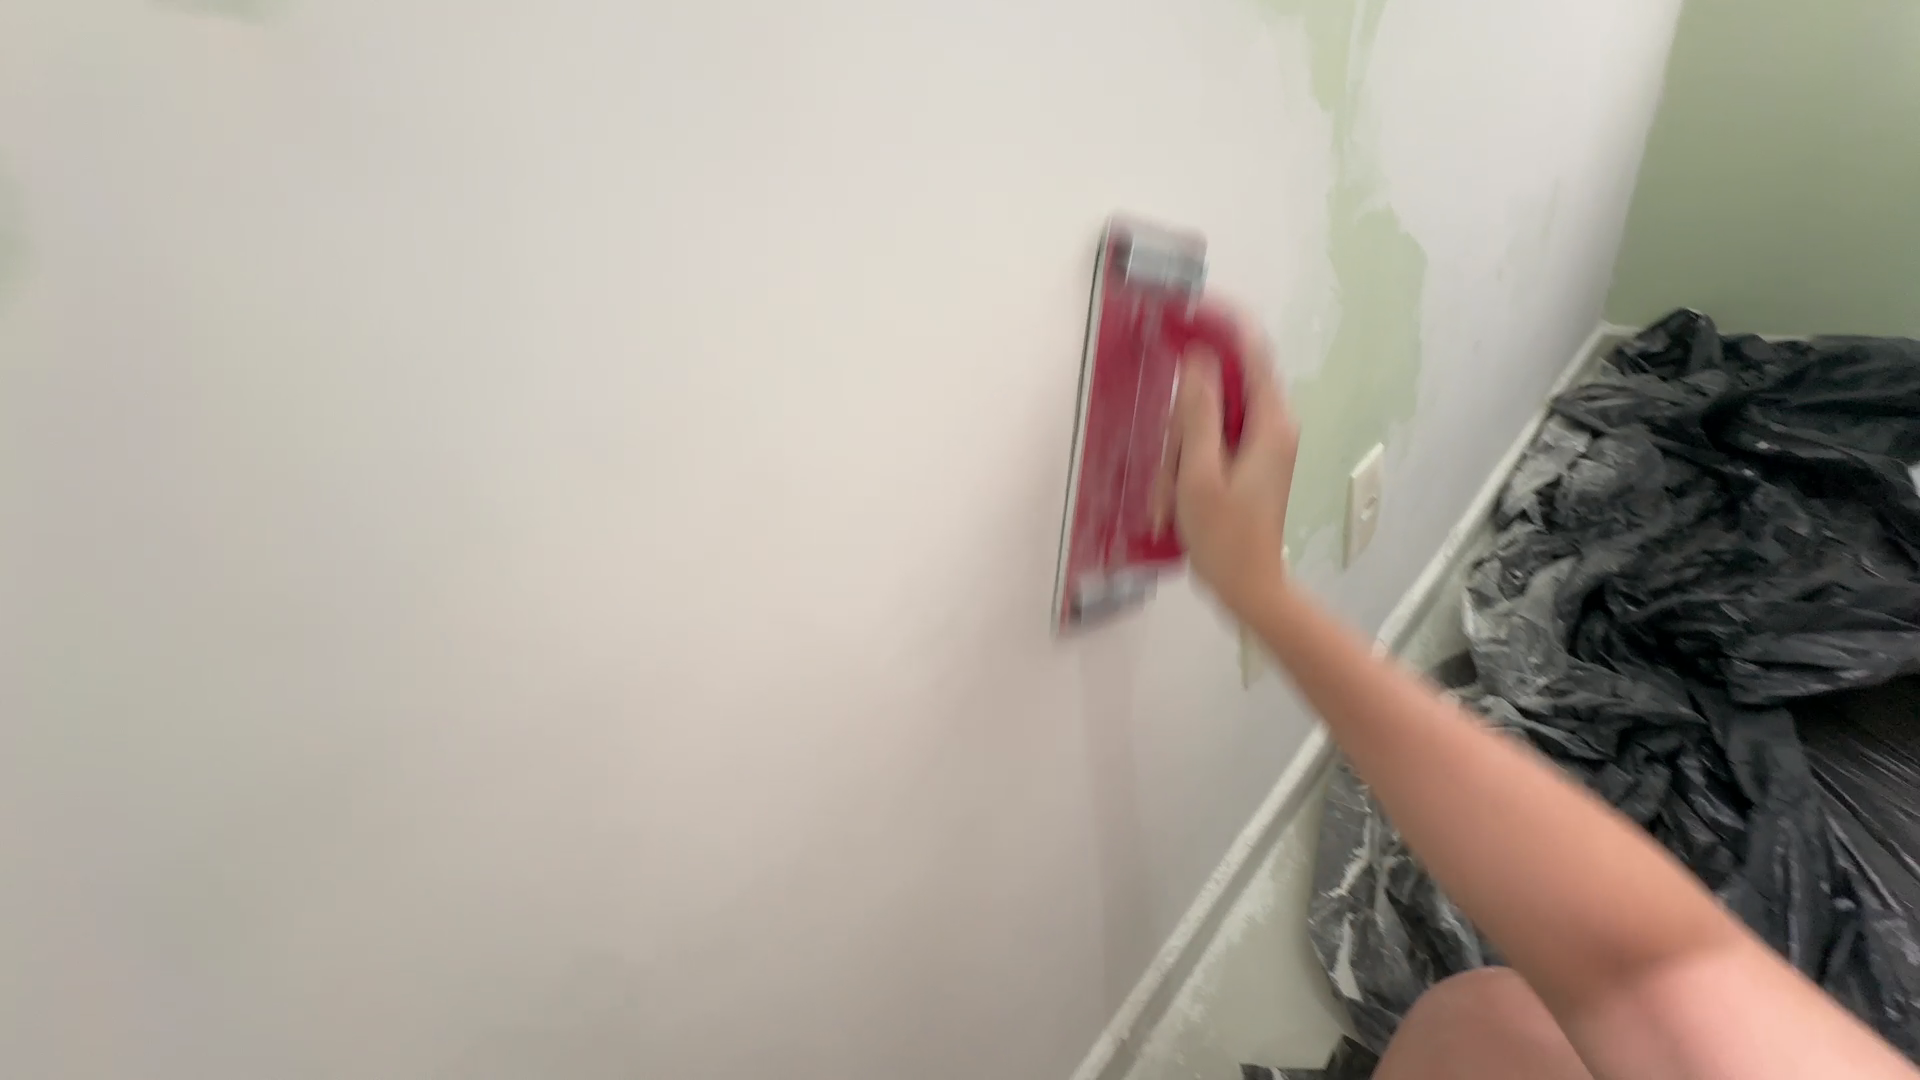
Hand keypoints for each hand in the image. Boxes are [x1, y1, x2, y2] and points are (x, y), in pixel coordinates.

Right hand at [1160, 312, 1298, 618]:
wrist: (1248, 587)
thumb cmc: (1224, 536)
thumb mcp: (1200, 473)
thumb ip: (1198, 413)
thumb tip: (1198, 359)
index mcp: (1270, 423)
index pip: (1251, 352)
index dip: (1222, 325)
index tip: (1188, 310)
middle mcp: (1272, 427)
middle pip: (1221, 392)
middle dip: (1184, 426)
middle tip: (1170, 469)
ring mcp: (1259, 447)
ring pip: (1208, 422)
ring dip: (1179, 455)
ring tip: (1171, 497)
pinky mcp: (1246, 464)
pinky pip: (1209, 446)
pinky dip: (1186, 467)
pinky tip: (1176, 499)